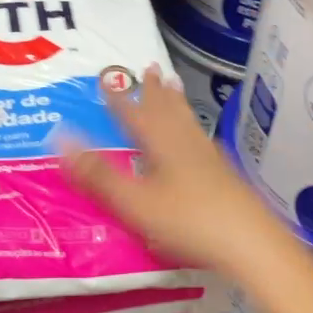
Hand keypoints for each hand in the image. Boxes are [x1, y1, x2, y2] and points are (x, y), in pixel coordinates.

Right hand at [58, 67, 312, 293]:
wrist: (251, 244)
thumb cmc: (189, 222)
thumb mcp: (135, 203)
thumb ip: (99, 175)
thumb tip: (60, 138)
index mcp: (164, 145)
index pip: (136, 114)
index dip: (120, 98)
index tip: (106, 78)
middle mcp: (188, 144)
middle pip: (169, 111)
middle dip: (155, 91)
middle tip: (150, 68)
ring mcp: (211, 160)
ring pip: (188, 123)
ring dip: (176, 104)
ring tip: (173, 88)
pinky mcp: (226, 177)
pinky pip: (201, 140)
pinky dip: (192, 130)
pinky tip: (199, 140)